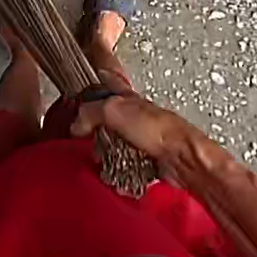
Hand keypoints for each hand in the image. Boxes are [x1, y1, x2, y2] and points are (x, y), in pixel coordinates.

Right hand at [71, 93, 223, 185]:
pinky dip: (116, 167)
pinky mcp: (144, 158)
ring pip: (112, 142)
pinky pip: (123, 162)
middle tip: (83, 137)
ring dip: (104, 152)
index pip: (103, 85)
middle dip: (92, 130)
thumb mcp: (113, 110)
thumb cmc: (156, 129)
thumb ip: (90, 112)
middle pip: (104, 118)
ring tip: (98, 158)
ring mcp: (140, 137)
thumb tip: (75, 123)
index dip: (90, 91)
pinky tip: (112, 170)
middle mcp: (133, 115)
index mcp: (126, 97)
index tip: (75, 101)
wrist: (181, 158)